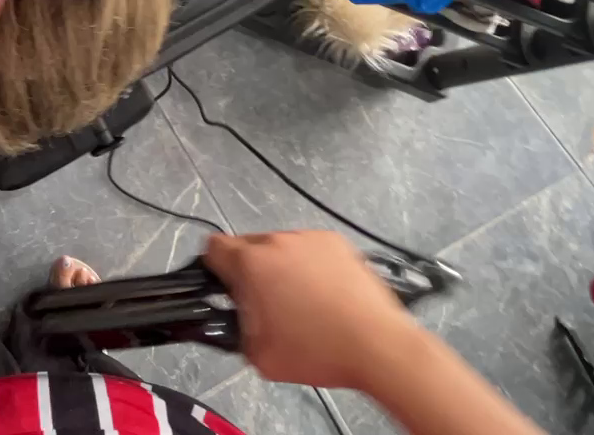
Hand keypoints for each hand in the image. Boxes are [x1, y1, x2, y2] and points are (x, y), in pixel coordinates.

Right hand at [202, 231, 424, 390]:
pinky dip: (310, 263)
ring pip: (279, 246)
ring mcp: (307, 237)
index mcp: (250, 263)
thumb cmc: (318, 353)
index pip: (212, 247)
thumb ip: (236, 329)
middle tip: (266, 300)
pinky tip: (327, 291)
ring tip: (303, 299)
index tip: (226, 286)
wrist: (381, 348)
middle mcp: (274, 241)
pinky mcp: (335, 241)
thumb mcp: (260, 356)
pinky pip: (308, 247)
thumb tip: (236, 316)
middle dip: (249, 269)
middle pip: (246, 245)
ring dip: (280, 265)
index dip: (214, 266)